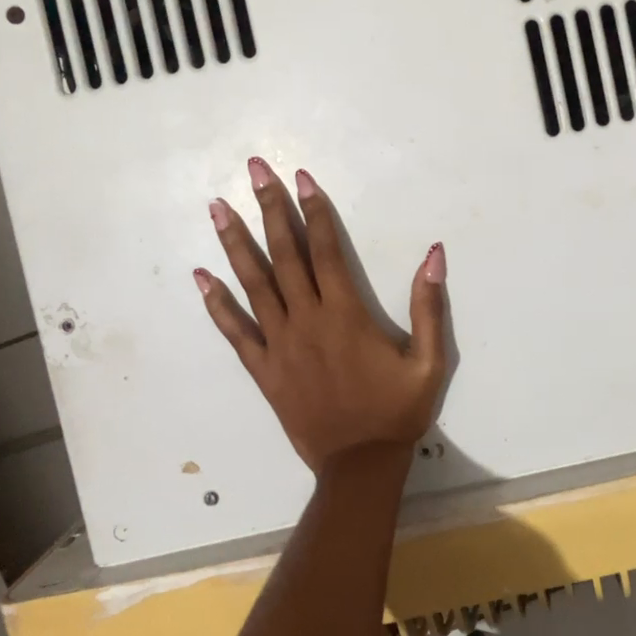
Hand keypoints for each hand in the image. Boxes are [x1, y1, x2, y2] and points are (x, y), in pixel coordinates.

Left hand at [196, 159, 447, 472]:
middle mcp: (306, 320)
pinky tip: (201, 276)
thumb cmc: (397, 411)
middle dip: (270, 209)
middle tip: (255, 171)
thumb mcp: (430, 361)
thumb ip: (430, 306)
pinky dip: (216, 303)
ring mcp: (279, 344)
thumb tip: (434, 254)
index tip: (302, 178)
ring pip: (253, 283)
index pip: (327, 250)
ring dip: (235, 243)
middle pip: (284, 254)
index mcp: (345, 314)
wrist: (359, 465)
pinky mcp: (263, 368)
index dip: (315, 211)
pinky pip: (235, 330)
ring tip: (217, 207)